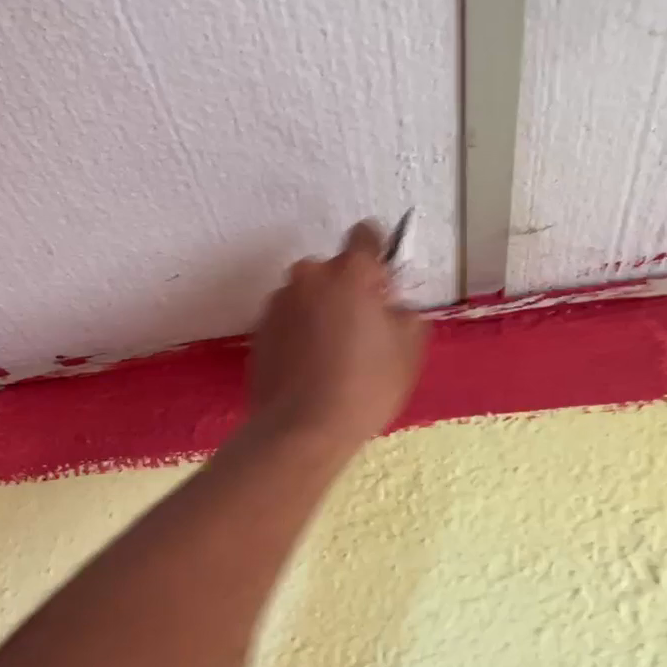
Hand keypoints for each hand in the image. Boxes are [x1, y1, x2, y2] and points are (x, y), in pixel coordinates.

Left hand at [244, 220, 428, 456]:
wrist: (300, 430)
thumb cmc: (363, 389)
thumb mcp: (408, 352)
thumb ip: (404, 313)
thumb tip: (390, 307)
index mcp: (349, 272)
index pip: (366, 235)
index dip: (377, 258)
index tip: (381, 287)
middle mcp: (308, 276)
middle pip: (333, 271)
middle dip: (346, 291)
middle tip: (360, 332)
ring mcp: (277, 304)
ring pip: (307, 297)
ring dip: (319, 313)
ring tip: (331, 357)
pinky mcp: (258, 332)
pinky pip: (287, 323)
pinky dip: (298, 336)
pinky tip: (309, 370)